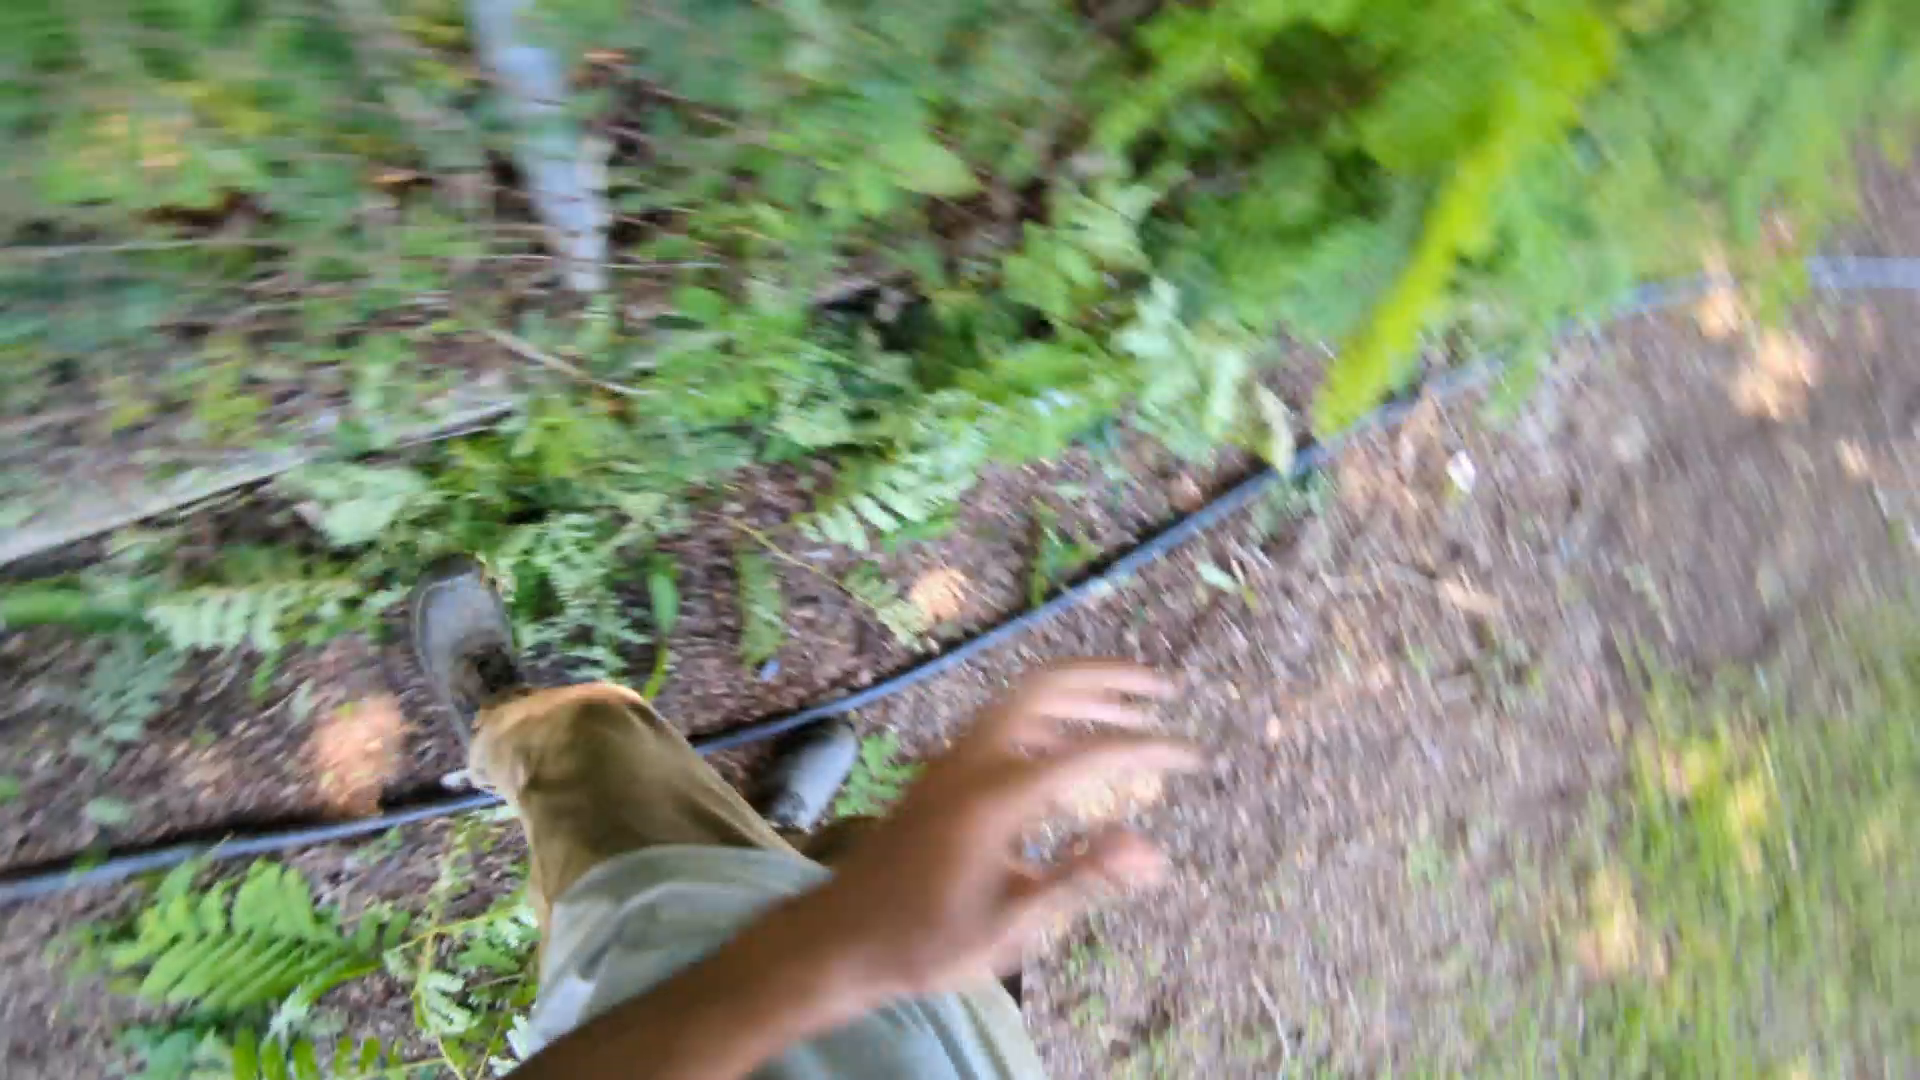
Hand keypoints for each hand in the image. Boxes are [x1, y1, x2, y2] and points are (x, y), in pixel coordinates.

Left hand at [784, 660, 1202, 1005]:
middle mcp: (975, 756)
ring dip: (1078, 693)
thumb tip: (1151, 850)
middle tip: (1160, 687)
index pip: (1092, 753)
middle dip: (1108, 677)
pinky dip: (1047, 716)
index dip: (1149, 750)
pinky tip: (1068, 747)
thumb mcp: (1012, 923)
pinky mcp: (944, 765)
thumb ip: (1081, 878)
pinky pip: (1005, 719)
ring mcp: (954, 755)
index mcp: (997, 793)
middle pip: (1047, 684)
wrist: (842, 935)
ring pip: (1024, 696)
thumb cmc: (927, 938)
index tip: (1193, 754)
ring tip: (1127, 711)